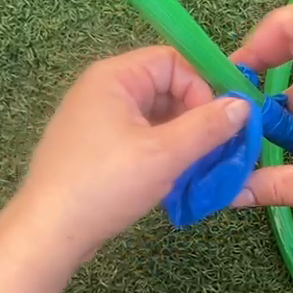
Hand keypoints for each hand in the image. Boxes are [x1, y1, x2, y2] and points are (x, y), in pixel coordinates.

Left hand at [8, 46, 248, 262]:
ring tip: (195, 169)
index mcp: (114, 77)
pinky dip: (159, 154)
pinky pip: (137, 139)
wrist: (49, 232)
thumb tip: (243, 105)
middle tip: (213, 150)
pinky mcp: (93, 149)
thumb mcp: (165, 154)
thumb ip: (207, 127)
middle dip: (194, 116)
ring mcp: (94, 121)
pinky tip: (170, 180)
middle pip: (163, 87)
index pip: (172, 60)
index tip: (218, 125)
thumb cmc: (106, 184)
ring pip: (152, 117)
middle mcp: (102, 90)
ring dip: (180, 139)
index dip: (201, 88)